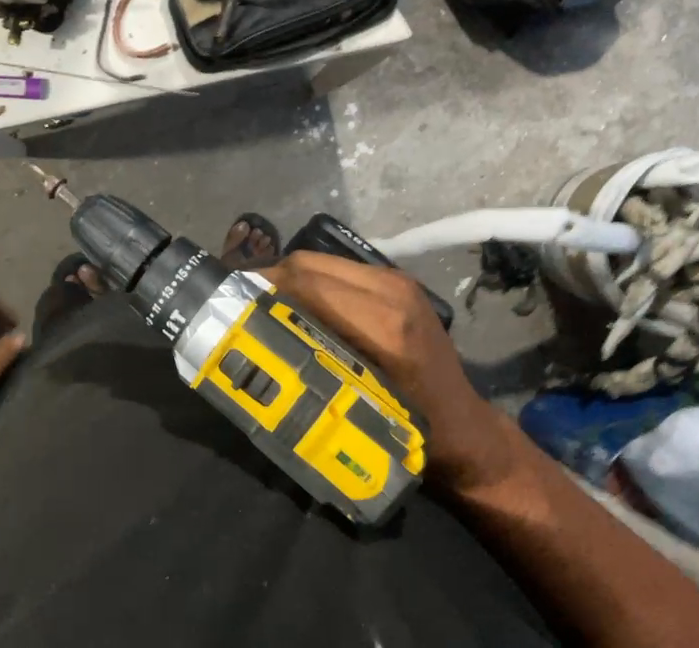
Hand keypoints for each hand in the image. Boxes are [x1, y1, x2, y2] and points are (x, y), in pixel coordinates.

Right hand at [259, 252, 504, 481]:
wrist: (466, 432)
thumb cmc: (413, 436)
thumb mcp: (355, 410)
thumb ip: (310, 371)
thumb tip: (252, 346)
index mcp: (383, 324)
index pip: (307, 283)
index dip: (264, 286)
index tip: (232, 301)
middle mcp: (391, 292)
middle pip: (310, 265)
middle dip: (270, 279)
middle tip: (241, 303)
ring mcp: (398, 284)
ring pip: (323, 263)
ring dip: (290, 279)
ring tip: (264, 304)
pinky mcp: (399, 286)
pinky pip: (341, 271)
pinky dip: (312, 282)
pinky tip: (298, 306)